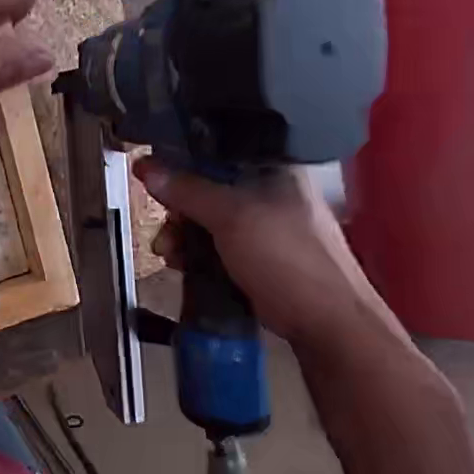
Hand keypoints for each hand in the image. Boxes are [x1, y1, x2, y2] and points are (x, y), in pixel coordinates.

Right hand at [133, 160, 397, 351]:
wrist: (329, 324)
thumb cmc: (285, 258)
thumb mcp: (231, 217)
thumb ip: (187, 191)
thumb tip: (144, 166)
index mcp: (274, 167)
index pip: (218, 149)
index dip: (181, 159)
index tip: (152, 176)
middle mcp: (271, 190)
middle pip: (208, 187)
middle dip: (177, 209)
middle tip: (164, 230)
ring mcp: (268, 226)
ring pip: (210, 219)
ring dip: (183, 234)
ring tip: (168, 254)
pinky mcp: (262, 257)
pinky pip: (219, 245)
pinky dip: (198, 253)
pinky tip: (182, 266)